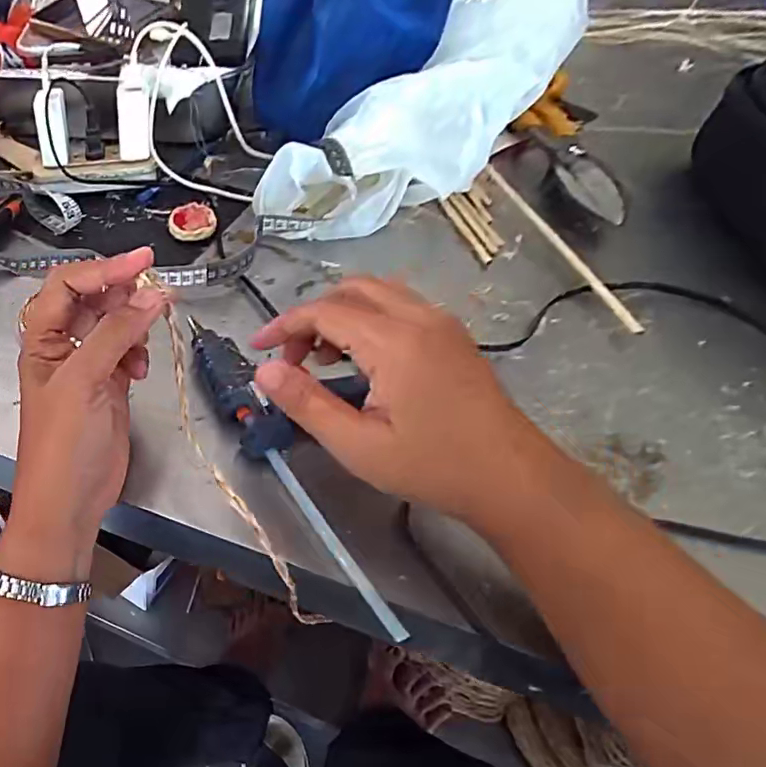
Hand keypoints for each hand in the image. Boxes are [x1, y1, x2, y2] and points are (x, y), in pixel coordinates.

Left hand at [2, 248, 170, 581]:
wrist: (68, 500)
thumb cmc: (61, 446)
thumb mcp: (84, 381)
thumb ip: (117, 334)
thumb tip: (151, 296)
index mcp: (40, 340)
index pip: (68, 286)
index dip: (102, 269)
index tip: (141, 262)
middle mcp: (62, 349)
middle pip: (92, 301)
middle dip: (121, 295)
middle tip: (153, 293)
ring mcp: (87, 368)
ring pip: (113, 326)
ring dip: (133, 326)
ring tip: (145, 341)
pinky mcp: (109, 387)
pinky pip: (127, 353)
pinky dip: (138, 353)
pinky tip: (141, 368)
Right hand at [250, 277, 557, 525]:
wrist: (509, 476)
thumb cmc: (431, 466)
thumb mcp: (356, 444)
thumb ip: (306, 403)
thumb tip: (265, 371)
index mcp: (395, 342)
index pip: (324, 312)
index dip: (283, 325)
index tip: (257, 347)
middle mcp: (420, 319)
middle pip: (351, 290)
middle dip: (311, 317)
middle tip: (293, 360)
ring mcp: (441, 324)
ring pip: (378, 293)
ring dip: (340, 315)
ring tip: (323, 361)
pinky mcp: (452, 336)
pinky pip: (399, 307)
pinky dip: (367, 319)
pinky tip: (361, 362)